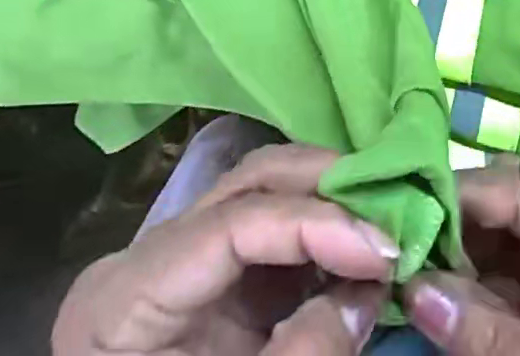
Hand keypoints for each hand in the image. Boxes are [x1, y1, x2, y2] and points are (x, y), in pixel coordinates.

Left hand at [53, 144, 398, 355]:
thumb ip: (304, 353)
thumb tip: (372, 291)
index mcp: (126, 294)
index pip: (235, 220)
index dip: (316, 225)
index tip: (383, 250)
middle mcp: (154, 252)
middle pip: (254, 181)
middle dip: (331, 188)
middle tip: (392, 218)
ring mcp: (188, 255)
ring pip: (271, 190)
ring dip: (335, 201)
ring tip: (385, 227)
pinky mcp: (221, 272)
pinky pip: (281, 227)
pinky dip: (327, 231)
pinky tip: (361, 250)